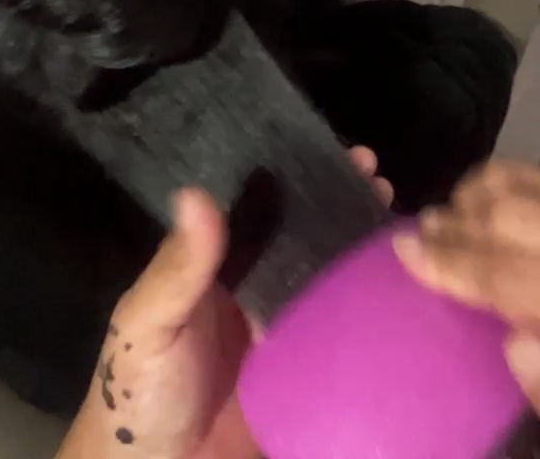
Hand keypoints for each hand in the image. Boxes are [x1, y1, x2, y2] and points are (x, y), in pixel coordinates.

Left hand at [60, 148, 392, 458]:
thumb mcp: (148, 322)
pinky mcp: (309, 368)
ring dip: (357, 241)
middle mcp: (256, 284)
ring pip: (327, 272)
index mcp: (217, 264)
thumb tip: (197, 191)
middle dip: (337, 200)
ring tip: (392, 211)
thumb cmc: (140, 389)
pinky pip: (342, 328)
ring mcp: (285, 325)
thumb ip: (177, 266)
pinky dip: (368, 302)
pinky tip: (398, 279)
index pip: (260, 207)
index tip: (333, 150)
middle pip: (302, 232)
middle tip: (375, 173)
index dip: (294, 175)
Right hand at [393, 162, 539, 458]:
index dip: (454, 264)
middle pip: (512, 214)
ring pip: (518, 178)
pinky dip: (497, 181)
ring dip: (469, 195)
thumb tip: (516, 343)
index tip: (404, 253)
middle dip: (454, 225)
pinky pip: (535, 167)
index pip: (517, 277)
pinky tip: (484, 207)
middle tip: (418, 236)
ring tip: (445, 220)